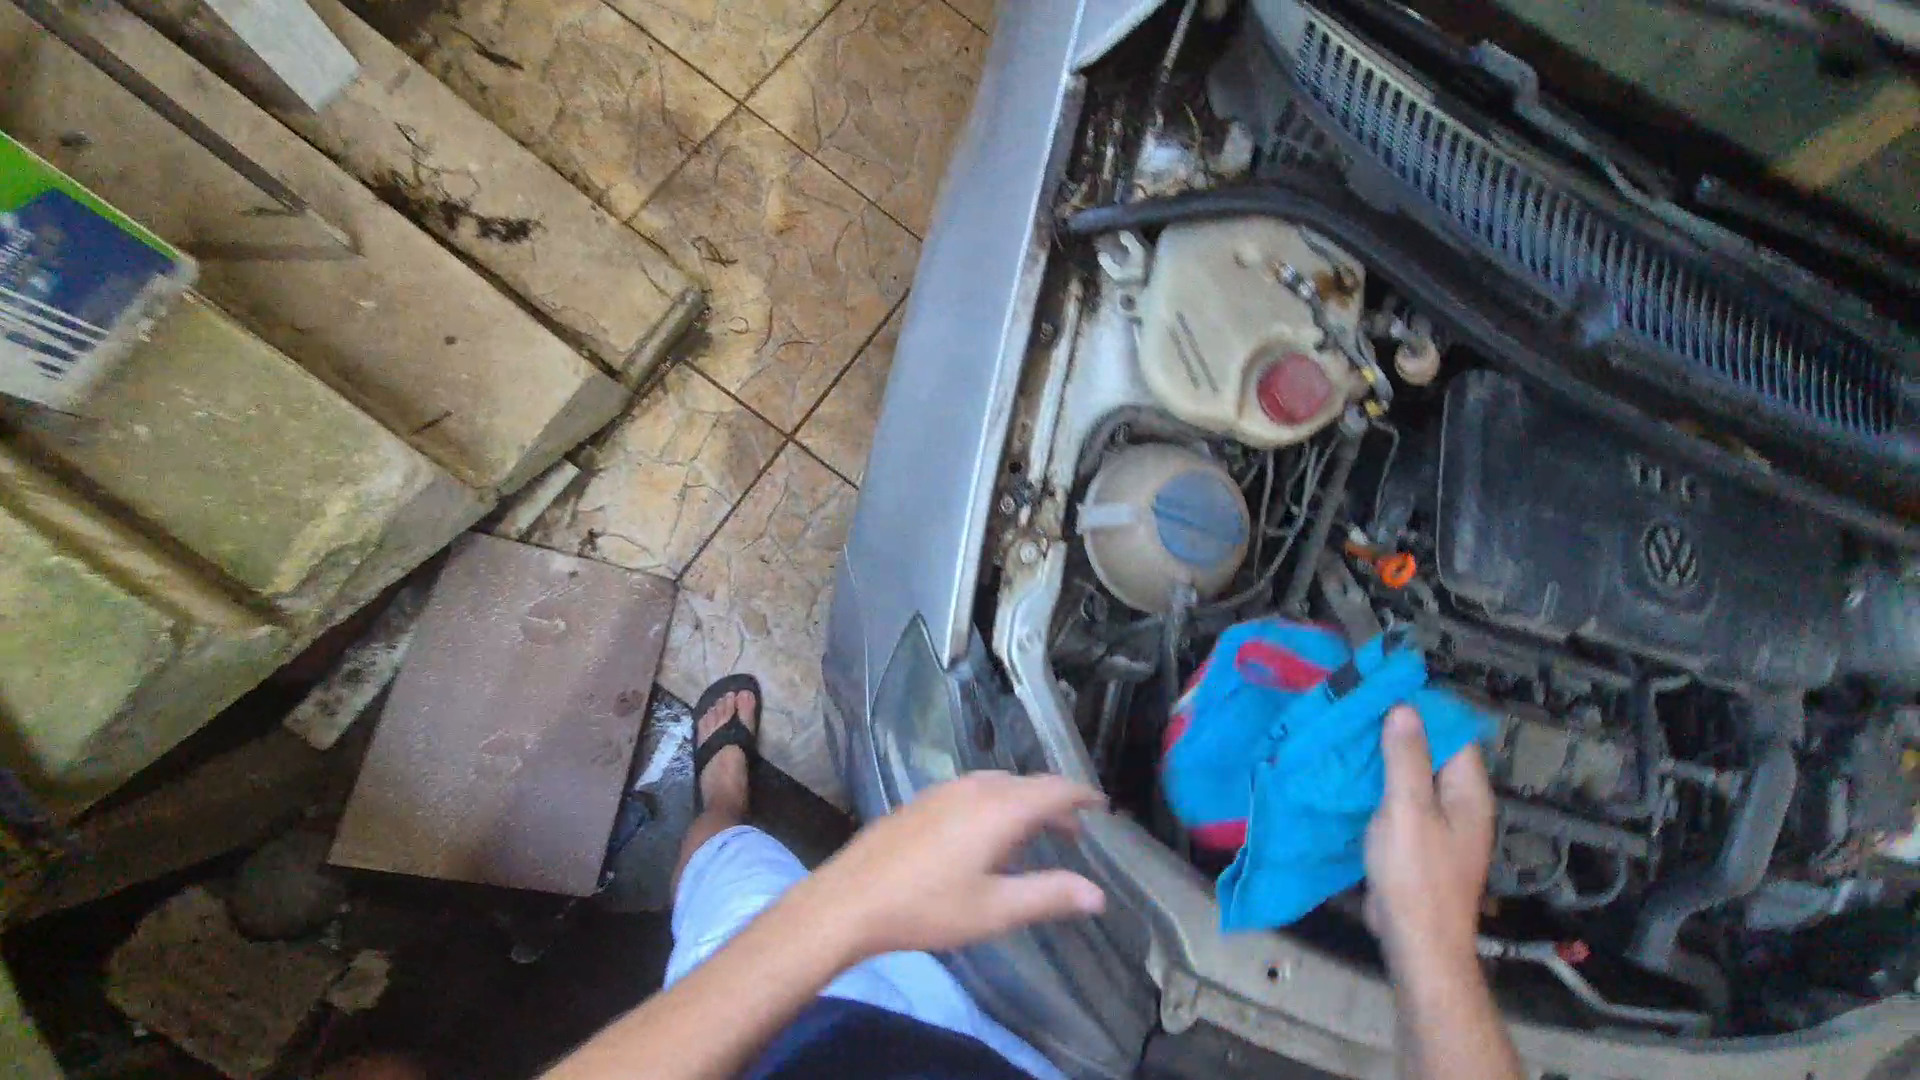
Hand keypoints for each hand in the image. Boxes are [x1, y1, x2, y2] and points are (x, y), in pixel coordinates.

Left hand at [792, 772, 1108, 960]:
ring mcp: (945, 791)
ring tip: (1034, 839)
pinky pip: (974, 792)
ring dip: (1023, 806)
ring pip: (998, 787)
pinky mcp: (923, 801)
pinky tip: (987, 839)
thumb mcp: (994, 910)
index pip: (1053, 788)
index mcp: (998, 808)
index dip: (1081, 794)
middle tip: (1074, 834)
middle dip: (1054, 805)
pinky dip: (996, 806)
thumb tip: (1097, 894)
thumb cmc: (927, 907)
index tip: (1102, 806)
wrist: (851, 899)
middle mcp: (974, 788)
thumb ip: (1048, 896)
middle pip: (1026, 785)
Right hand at [1364, 706, 1495, 979]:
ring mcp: (1438, 823)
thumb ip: (1406, 758)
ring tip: (1343, 734)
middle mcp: (1459, 803)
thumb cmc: (1415, 873)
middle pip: (1429, 752)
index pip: (1451, 733)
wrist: (1415, 940)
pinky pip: (1396, 798)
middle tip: (1353, 707)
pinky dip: (1375, 783)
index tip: (1382, 688)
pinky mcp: (1415, 839)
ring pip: (1410, 775)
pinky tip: (1346, 775)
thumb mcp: (1408, 808)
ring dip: (1381, 757)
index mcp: (1468, 792)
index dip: (1421, 709)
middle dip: (1394, 730)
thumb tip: (1405, 708)